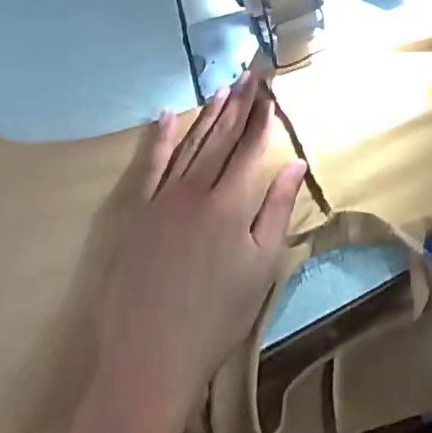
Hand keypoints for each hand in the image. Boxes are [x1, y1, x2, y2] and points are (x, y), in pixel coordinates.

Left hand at [67, 71, 308, 432]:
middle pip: (221, 138)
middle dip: (239, 104)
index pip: (250, 147)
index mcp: (230, 202)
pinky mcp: (134, 214)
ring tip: (223, 87)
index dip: (262, 117)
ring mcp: (160, 200)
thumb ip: (278, 208)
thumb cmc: (217, 314)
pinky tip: (164, 117)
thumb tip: (296, 162)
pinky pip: (148, 167)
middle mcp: (194, 190)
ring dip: (208, 115)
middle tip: (250, 74)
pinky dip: (156, 140)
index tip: (270, 90)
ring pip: (189, 146)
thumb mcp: (262, 264)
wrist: (148, 358)